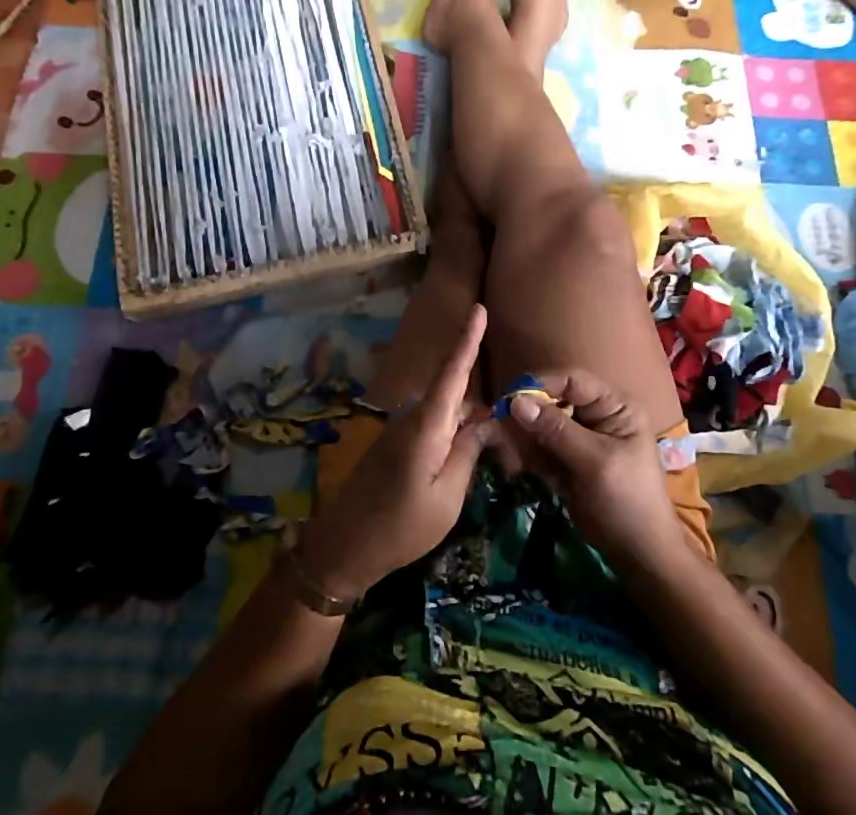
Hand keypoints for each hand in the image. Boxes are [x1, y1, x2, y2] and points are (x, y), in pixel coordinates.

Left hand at [296, 305, 493, 601]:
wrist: (343, 548)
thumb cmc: (400, 528)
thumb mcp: (448, 498)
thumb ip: (468, 453)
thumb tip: (485, 422)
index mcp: (426, 426)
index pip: (452, 373)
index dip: (467, 340)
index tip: (478, 308)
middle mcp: (412, 418)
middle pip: (458, 399)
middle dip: (486, 417)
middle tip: (512, 458)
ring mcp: (401, 430)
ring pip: (447, 416)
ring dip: (471, 433)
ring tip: (498, 468)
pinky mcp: (396, 444)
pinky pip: (433, 429)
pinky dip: (454, 441)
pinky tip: (467, 466)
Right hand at [503, 369, 681, 566]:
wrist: (637, 552)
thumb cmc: (627, 500)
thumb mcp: (594, 462)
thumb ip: (556, 430)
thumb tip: (516, 402)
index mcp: (614, 407)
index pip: (573, 381)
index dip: (541, 385)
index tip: (509, 397)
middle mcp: (594, 416)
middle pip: (550, 402)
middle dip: (525, 416)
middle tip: (498, 430)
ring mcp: (577, 440)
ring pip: (539, 426)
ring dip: (519, 438)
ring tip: (507, 457)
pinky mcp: (563, 461)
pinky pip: (537, 448)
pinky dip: (523, 456)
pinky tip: (513, 467)